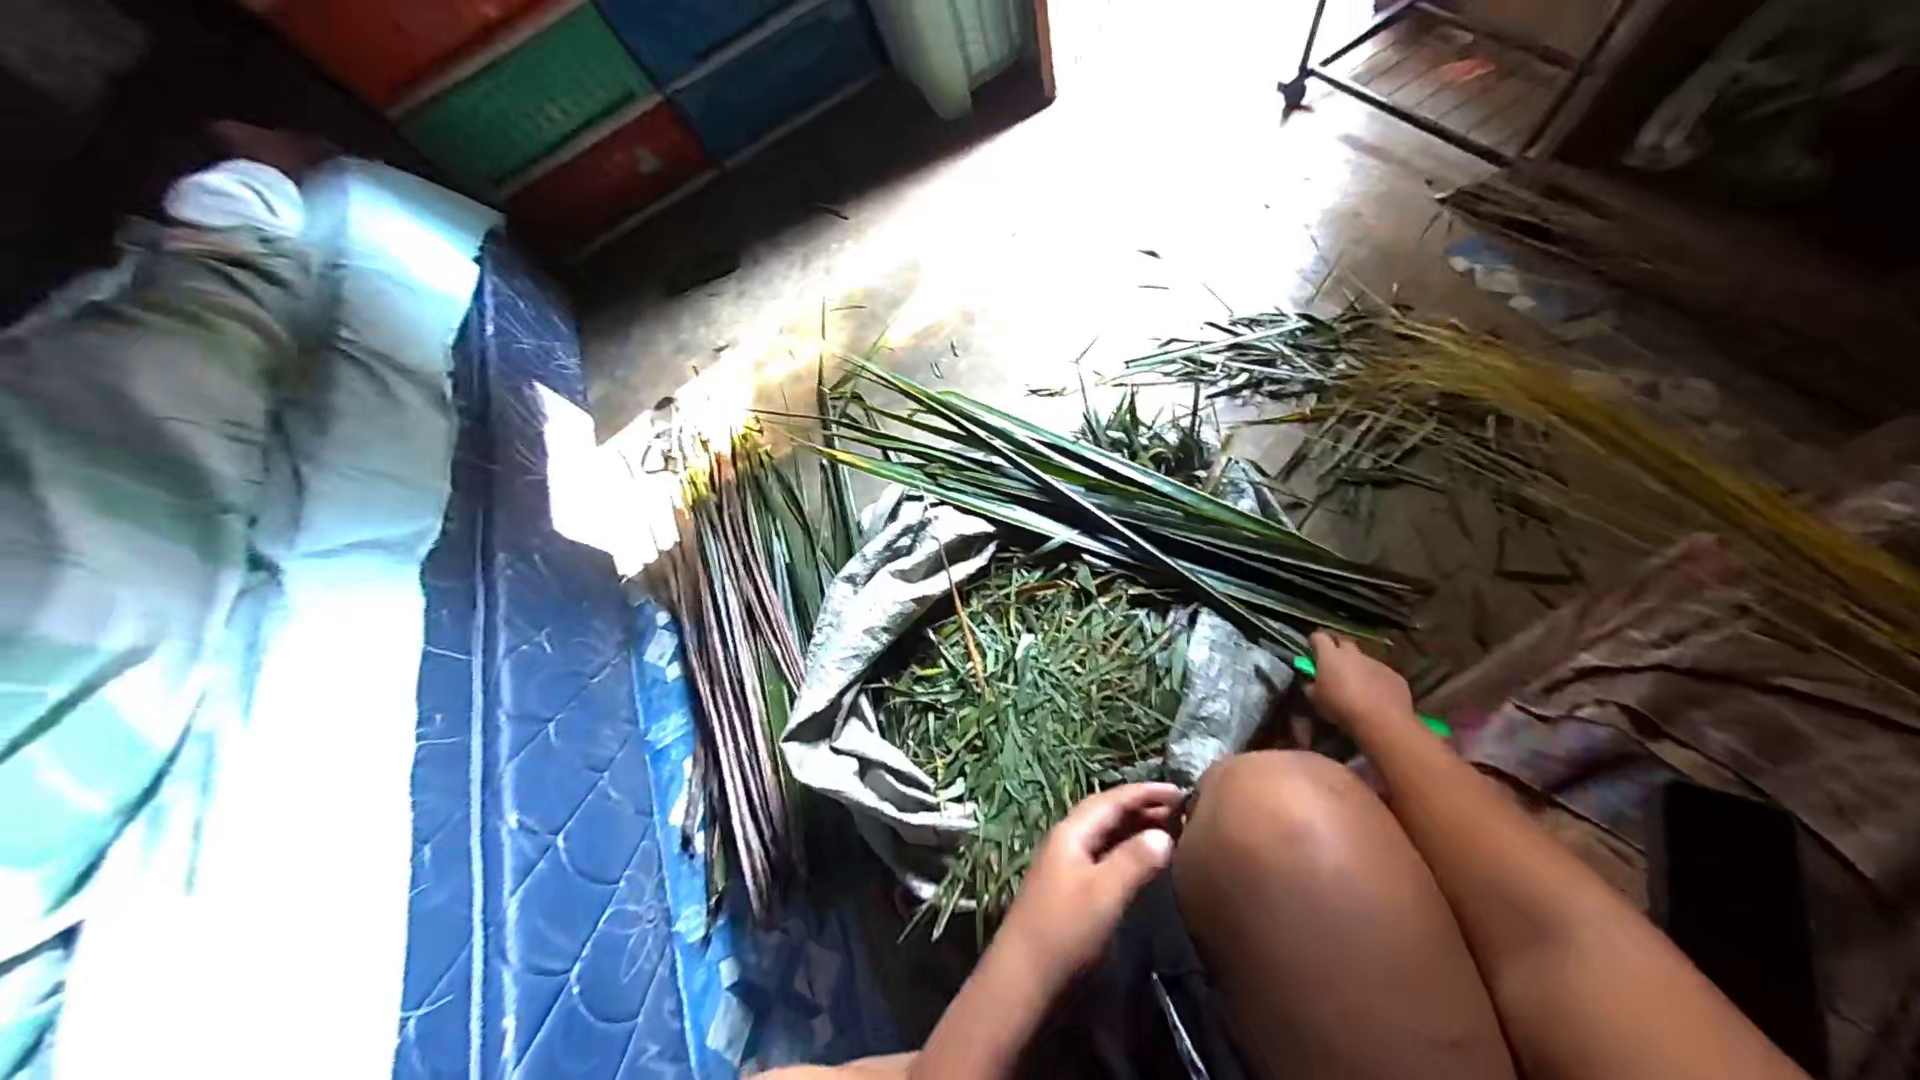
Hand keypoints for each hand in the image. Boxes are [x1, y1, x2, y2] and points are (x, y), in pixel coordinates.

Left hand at [993, 783, 1180, 991]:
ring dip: (1135, 827)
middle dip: (1142, 807)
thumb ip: (1134, 860)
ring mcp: (1066, 863)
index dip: (1145, 793)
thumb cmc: (1064, 930)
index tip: (1179, 791)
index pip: (1111, 800)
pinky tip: (1143, 859)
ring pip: (1105, 834)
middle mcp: (1067, 840)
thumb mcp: (1104, 893)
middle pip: (1107, 813)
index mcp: (1071, 832)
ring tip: (1169, 829)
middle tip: (1180, 809)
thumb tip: (1164, 834)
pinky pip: (1104, 853)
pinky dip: (1127, 849)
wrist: (1023, 976)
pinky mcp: (1070, 886)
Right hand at [1306, 630, 1414, 732]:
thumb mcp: (1316, 700)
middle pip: (1344, 642)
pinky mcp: (1395, 676)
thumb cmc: (1340, 707)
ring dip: (1359, 667)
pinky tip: (1377, 697)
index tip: (1312, 650)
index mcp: (1330, 656)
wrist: (1381, 721)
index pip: (1319, 637)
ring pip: (1364, 660)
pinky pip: (1382, 674)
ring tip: (1358, 686)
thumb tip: (1312, 684)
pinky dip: (1377, 681)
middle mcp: (1354, 654)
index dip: (1315, 641)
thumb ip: (1311, 687)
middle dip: (1338, 648)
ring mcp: (1377, 663)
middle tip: (1334, 663)